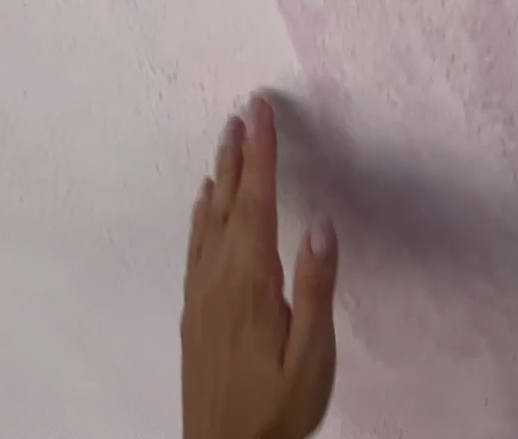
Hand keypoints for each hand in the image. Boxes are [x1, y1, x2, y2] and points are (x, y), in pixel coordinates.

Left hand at [183, 95, 338, 438]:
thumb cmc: (280, 408)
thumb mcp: (311, 355)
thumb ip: (315, 288)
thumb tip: (321, 224)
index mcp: (250, 284)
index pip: (257, 204)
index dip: (261, 155)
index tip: (261, 114)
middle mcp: (220, 281)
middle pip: (229, 204)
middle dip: (239, 154)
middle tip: (243, 110)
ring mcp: (202, 297)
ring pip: (209, 222)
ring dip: (220, 176)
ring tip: (226, 140)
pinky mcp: (196, 314)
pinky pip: (197, 248)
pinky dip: (201, 216)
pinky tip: (204, 204)